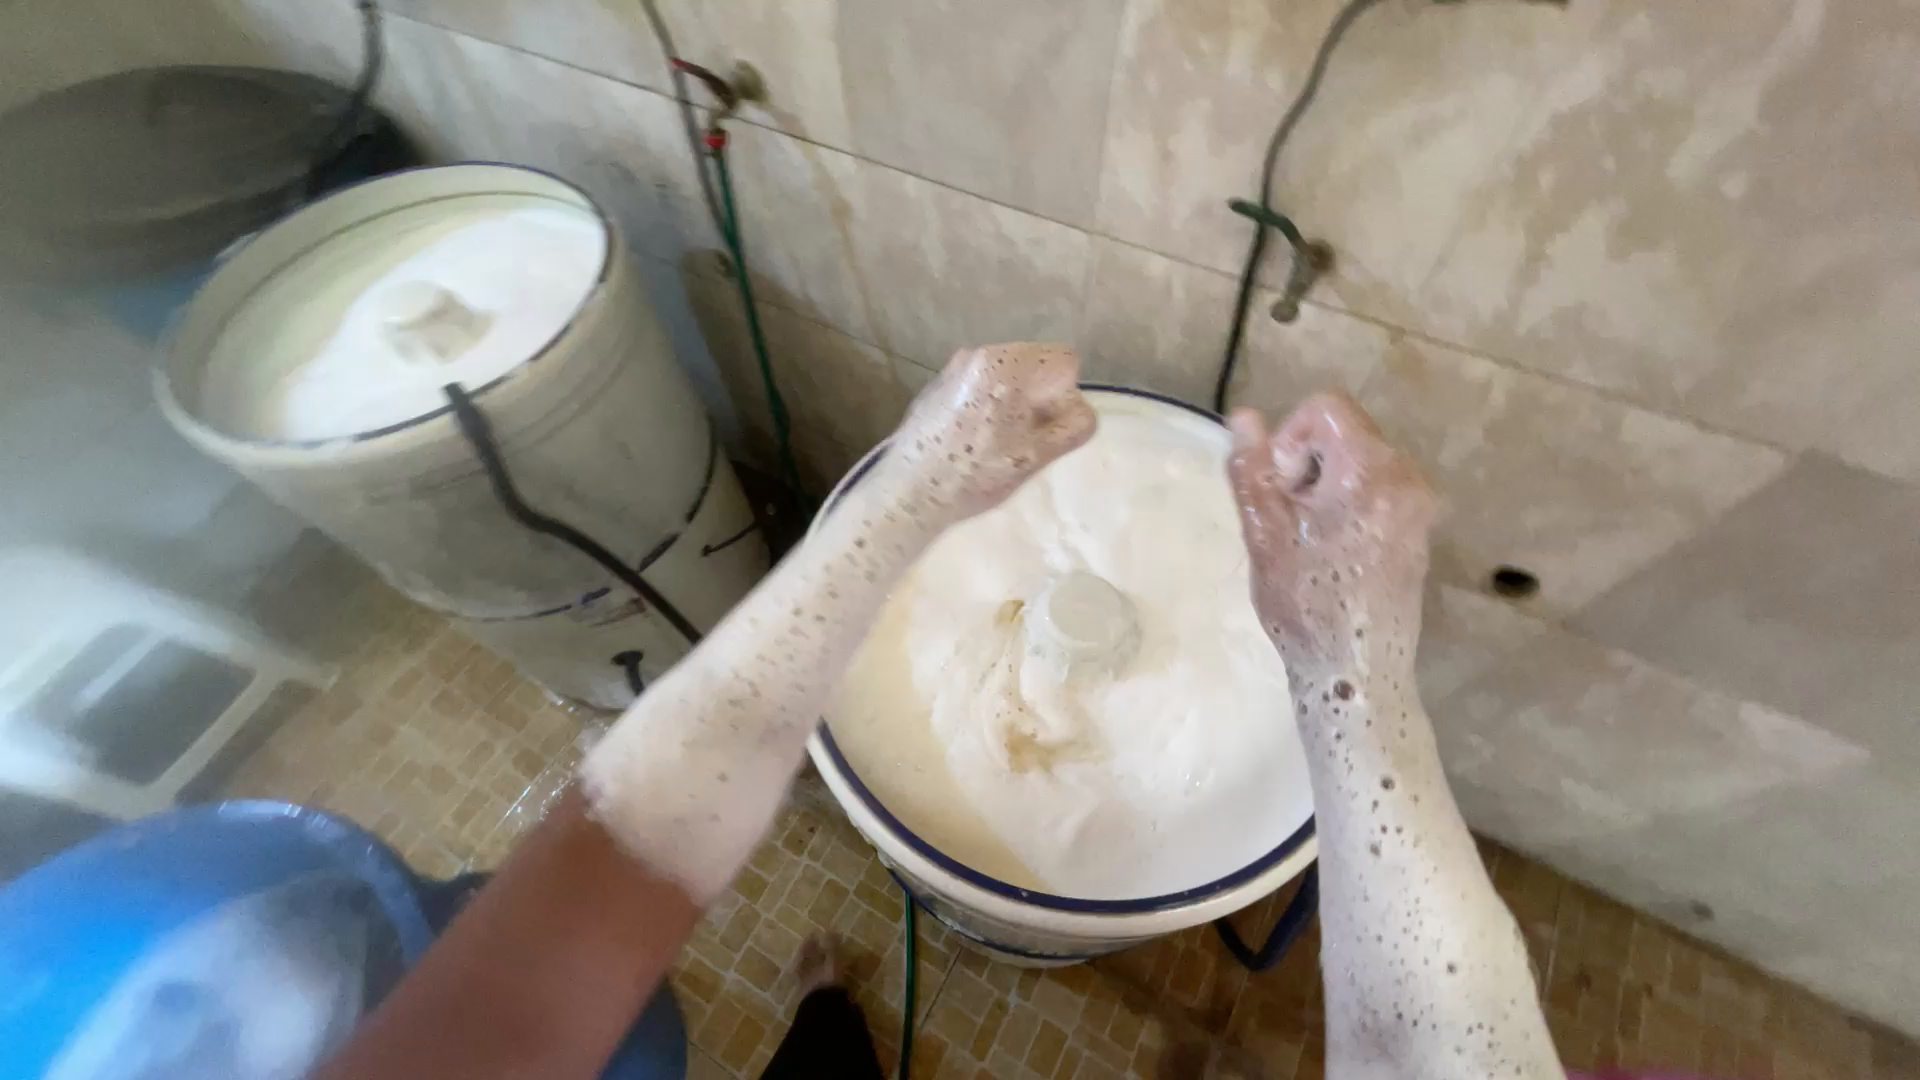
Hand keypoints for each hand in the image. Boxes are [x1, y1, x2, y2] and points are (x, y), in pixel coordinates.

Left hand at [885, 343, 1096, 521]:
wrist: (908, 491)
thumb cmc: (975, 475)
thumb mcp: (1036, 456)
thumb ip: (1072, 426)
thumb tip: (1078, 409)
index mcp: (1008, 364)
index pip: (1064, 360)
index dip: (1064, 395)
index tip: (1045, 426)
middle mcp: (980, 353)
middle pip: (1035, 364)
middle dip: (1038, 396)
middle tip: (1023, 438)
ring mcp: (956, 367)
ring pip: (1009, 375)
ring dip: (1014, 401)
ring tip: (996, 442)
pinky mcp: (939, 384)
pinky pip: (982, 385)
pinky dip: (988, 404)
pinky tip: (972, 439)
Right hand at [1226, 393, 1436, 684]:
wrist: (1352, 670)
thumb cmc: (1303, 602)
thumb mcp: (1262, 533)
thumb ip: (1251, 470)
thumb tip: (1243, 416)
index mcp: (1370, 471)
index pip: (1326, 408)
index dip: (1289, 439)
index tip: (1279, 490)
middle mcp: (1407, 478)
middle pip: (1343, 434)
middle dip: (1303, 466)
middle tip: (1286, 521)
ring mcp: (1418, 506)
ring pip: (1355, 463)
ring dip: (1320, 487)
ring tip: (1305, 540)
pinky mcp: (1418, 529)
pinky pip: (1373, 490)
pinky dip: (1343, 504)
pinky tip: (1328, 552)